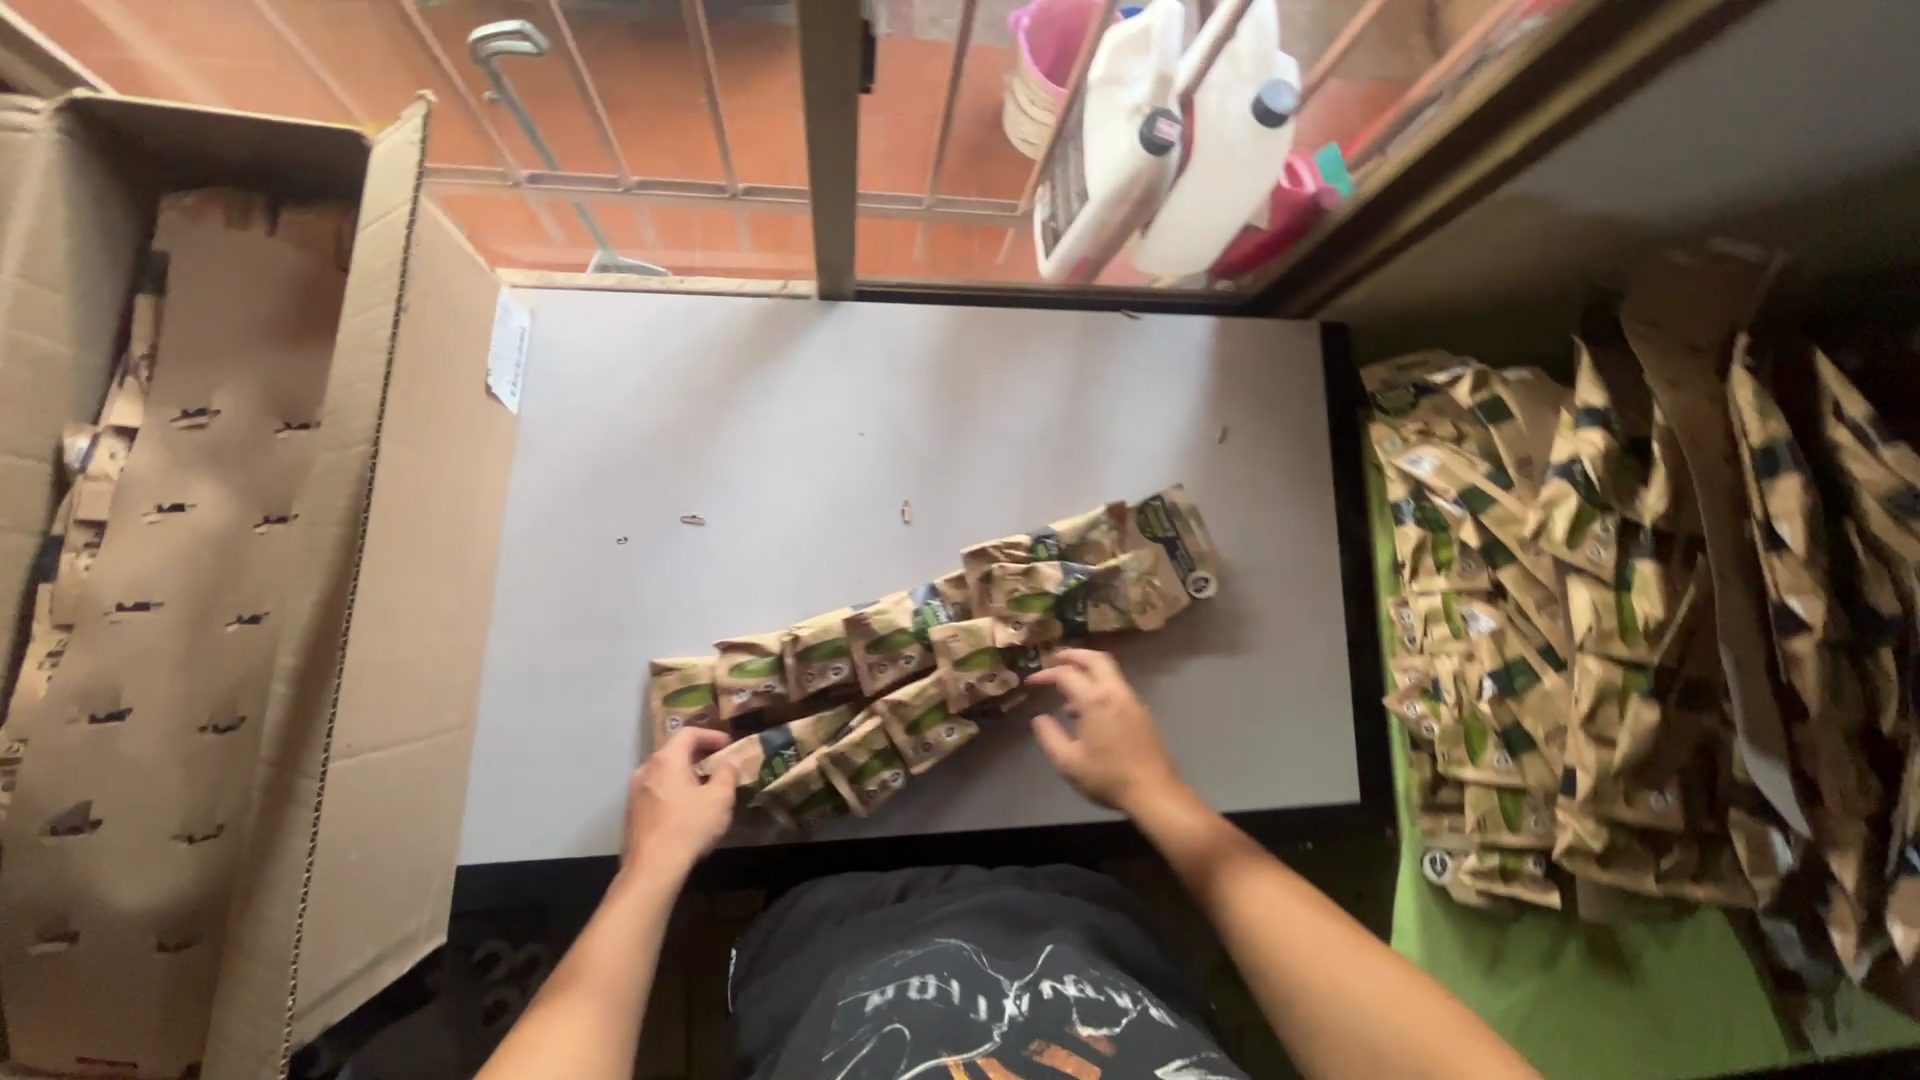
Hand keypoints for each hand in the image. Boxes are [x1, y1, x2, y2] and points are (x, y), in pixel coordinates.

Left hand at [621, 727, 736, 877]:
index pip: (689, 733)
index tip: (728, 745)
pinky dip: (672, 789)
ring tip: (704, 787)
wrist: (652, 868)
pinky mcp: (631, 812)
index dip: (711, 735)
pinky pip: (655, 789)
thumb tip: (732, 759)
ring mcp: (634, 791)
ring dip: (685, 773)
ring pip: (663, 771)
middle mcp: (646, 769)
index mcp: (667, 760)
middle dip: (699, 754)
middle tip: (718, 764)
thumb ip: (727, 773)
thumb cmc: (689, 827)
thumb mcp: (719, 799)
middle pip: (674, 751)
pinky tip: (685, 808)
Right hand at [1027, 648, 1182, 813]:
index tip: (1031, 682)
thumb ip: (1049, 736)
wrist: (1154, 792)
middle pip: (1096, 659)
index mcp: (1096, 700)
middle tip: (1055, 659)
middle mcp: (1116, 693)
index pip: (1066, 675)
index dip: (1046, 675)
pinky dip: (1100, 687)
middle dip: (1073, 655)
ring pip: (1110, 673)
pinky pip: (1117, 689)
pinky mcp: (1142, 713)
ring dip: (1088, 672)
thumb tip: (1039, 718)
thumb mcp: (1068, 762)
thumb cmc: (1107, 777)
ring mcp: (1133, 701)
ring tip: (1067, 692)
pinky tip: (1089, 713)